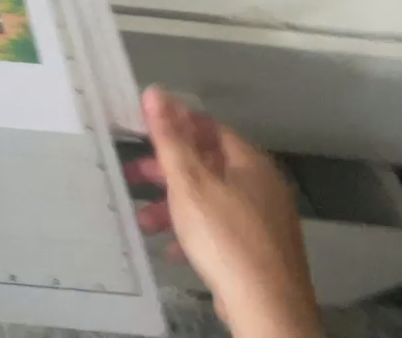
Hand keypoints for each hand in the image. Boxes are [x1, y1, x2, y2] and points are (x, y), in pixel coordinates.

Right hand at [127, 87, 322, 337]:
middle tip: (134, 173)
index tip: (140, 128)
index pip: (208, 127)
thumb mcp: (188, 182)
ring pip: (209, 199)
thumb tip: (155, 92)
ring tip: (143, 220)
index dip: (175, 123)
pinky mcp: (260, 251)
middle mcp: (262, 187)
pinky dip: (193, 230)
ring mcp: (264, 221)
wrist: (267, 310)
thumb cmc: (224, 236)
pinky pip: (219, 227)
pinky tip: (171, 247)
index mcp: (250, 164)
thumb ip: (169, 137)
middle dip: (167, 170)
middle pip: (207, 165)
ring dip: (174, 205)